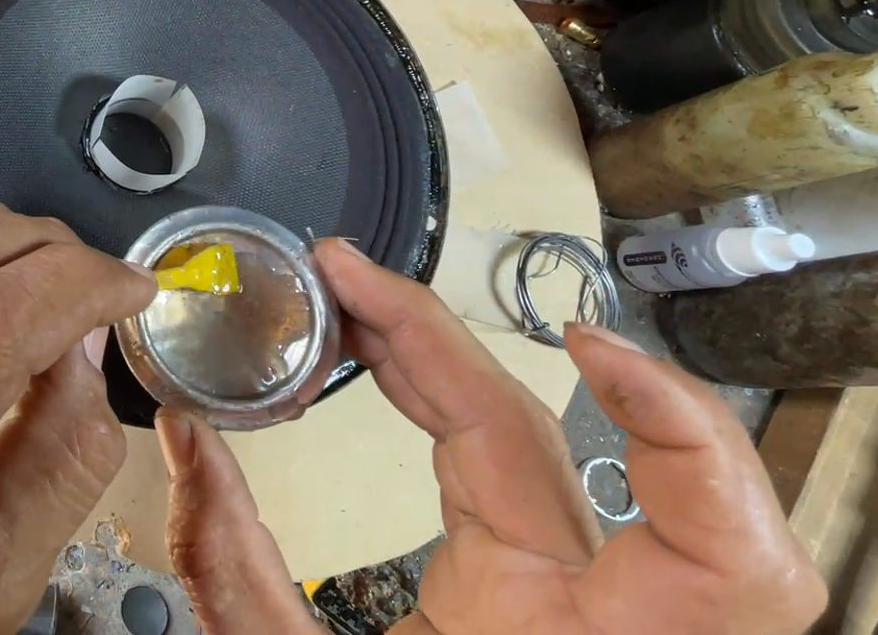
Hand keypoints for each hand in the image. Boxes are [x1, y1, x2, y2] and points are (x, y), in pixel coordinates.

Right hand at [158, 238, 826, 634]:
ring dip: (437, 353)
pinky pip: (512, 460)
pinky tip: (400, 359)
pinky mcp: (534, 580)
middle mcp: (591, 618)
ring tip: (347, 301)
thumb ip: (227, 560)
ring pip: (533, 438)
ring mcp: (566, 595)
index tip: (586, 342)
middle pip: (542, 437)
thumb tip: (183, 433)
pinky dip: (458, 392)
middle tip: (341, 277)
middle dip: (434, 337)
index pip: (695, 539)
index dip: (670, 428)